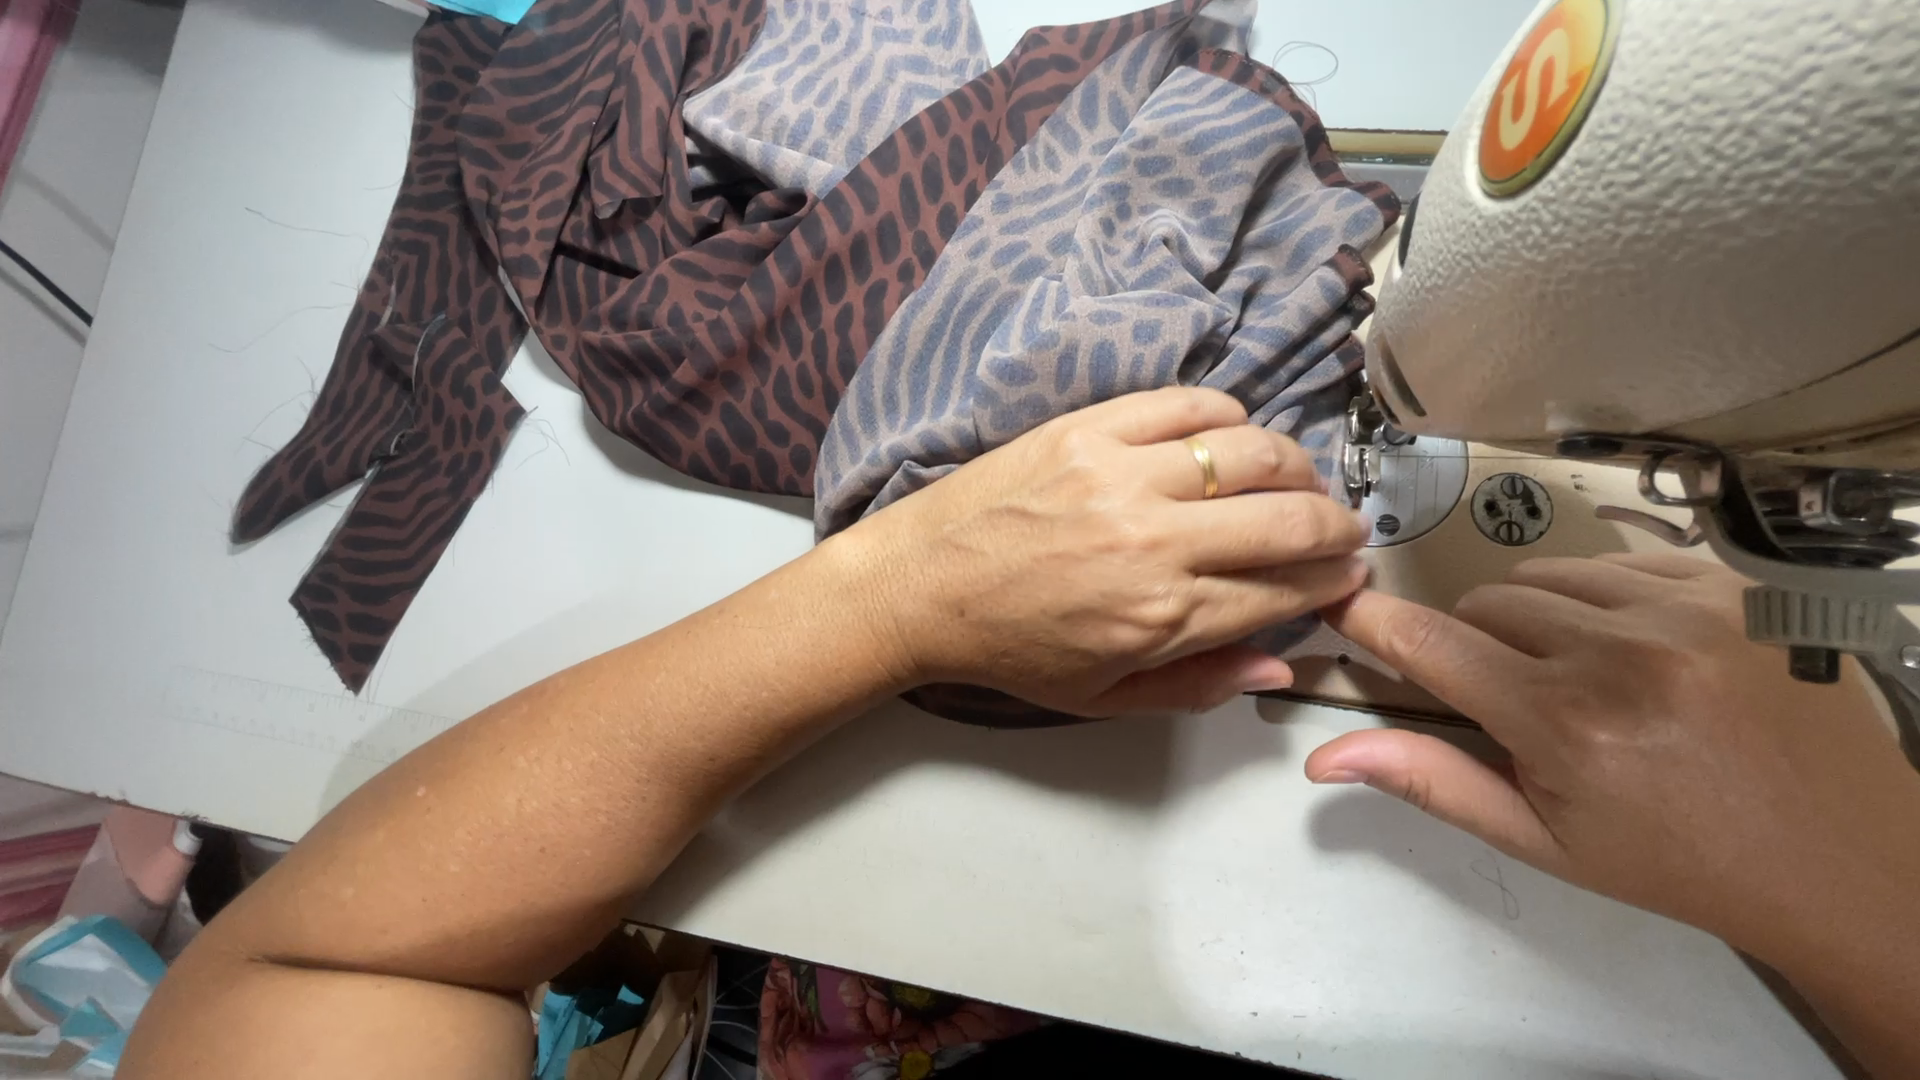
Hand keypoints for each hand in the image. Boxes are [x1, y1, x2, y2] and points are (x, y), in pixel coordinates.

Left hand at [836, 387, 1369, 716]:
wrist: (919, 586)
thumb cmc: (1008, 648)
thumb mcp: (1100, 697)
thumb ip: (1197, 685)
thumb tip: (1281, 663)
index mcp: (1160, 615)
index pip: (1284, 590)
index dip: (1332, 581)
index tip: (1345, 573)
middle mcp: (1153, 540)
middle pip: (1288, 518)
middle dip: (1336, 525)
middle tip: (1339, 528)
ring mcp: (1118, 474)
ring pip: (1251, 450)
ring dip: (1293, 466)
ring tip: (1292, 480)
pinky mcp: (1085, 429)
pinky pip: (1185, 403)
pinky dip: (1226, 415)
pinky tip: (1228, 436)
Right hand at [1306, 553, 1919, 969]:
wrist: (1857, 865)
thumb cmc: (1671, 859)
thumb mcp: (1538, 839)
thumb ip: (1428, 781)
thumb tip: (1321, 757)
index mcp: (1565, 723)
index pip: (1426, 642)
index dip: (1368, 616)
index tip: (1336, 599)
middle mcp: (1623, 652)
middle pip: (1481, 603)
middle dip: (1474, 643)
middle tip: (1513, 694)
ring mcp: (1690, 610)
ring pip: (1540, 576)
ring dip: (1532, 616)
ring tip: (1576, 669)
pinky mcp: (1736, 588)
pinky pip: (1611, 562)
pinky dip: (1595, 596)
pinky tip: (1632, 644)